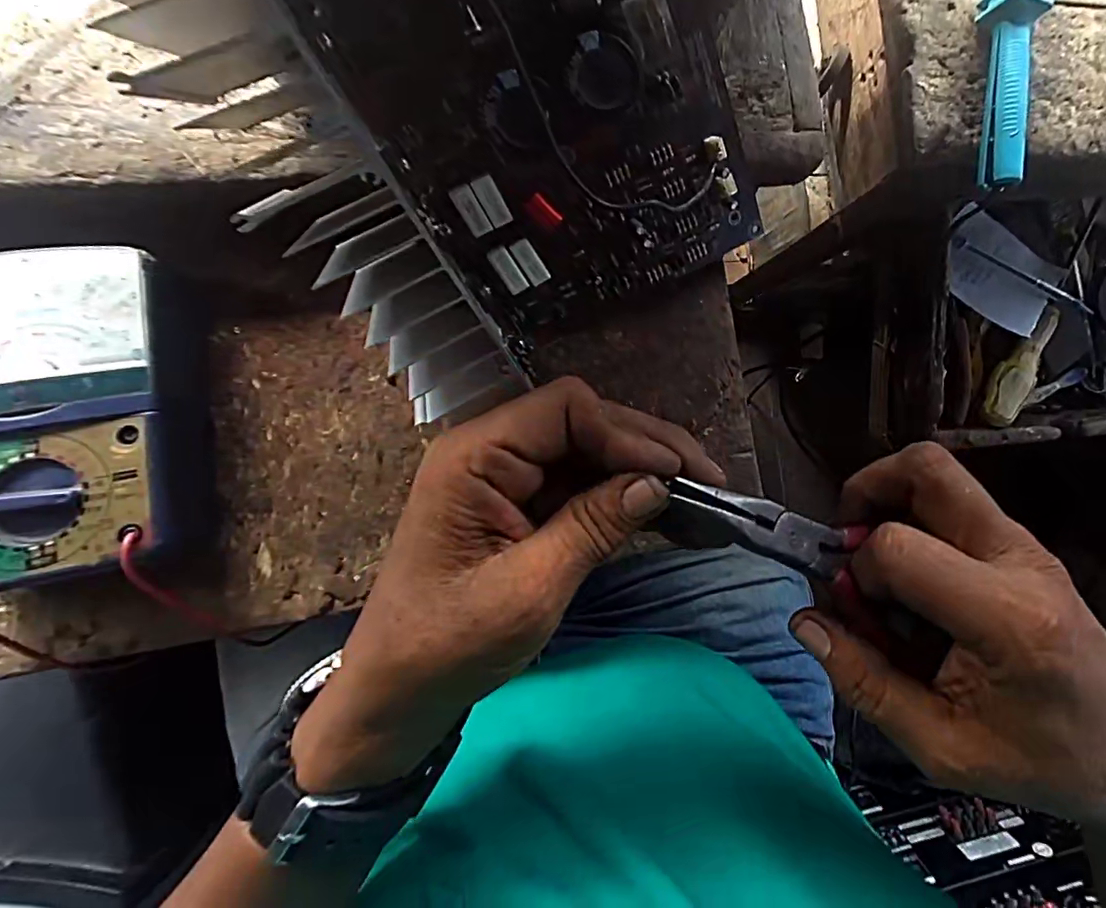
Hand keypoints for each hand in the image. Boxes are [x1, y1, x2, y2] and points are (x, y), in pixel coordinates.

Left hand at [291, 377, 721, 792]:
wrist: (396, 696)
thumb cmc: (448, 645)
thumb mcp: (529, 589)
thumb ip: (593, 526)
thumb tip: (658, 483)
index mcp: (476, 456)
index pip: (566, 408)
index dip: (626, 433)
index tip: (673, 472)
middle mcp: (493, 452)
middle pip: (586, 421)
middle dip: (649, 445)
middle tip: (708, 476)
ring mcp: (510, 477)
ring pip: (593, 449)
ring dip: (645, 467)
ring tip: (699, 489)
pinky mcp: (525, 503)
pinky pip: (584, 482)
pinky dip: (626, 492)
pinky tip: (665, 506)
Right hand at [791, 442, 1105, 826]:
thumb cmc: (1043, 761)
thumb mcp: (941, 746)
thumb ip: (865, 681)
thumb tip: (807, 623)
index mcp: (1006, 617)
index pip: (901, 547)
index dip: (858, 572)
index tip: (856, 610)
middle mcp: (1020, 559)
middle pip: (929, 468)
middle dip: (867, 487)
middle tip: (846, 540)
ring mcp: (1027, 544)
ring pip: (941, 473)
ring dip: (889, 498)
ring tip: (874, 556)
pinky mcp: (1025, 544)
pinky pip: (955, 502)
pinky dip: (915, 517)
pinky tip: (911, 574)